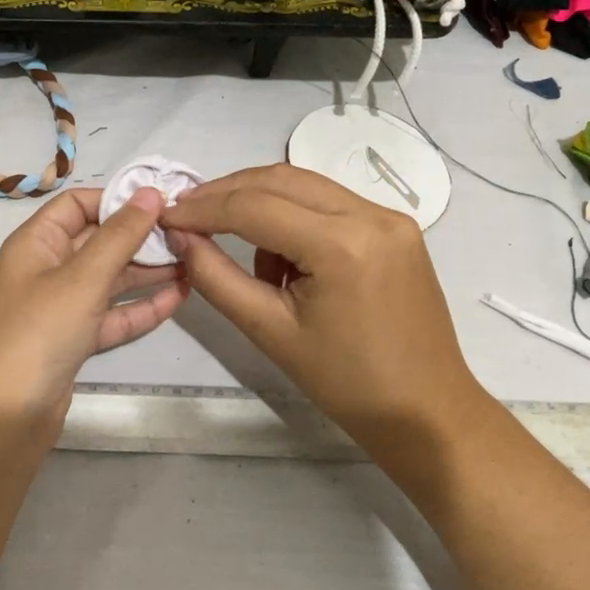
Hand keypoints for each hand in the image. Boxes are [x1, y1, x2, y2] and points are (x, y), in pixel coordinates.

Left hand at [0, 187, 188, 425]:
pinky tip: (179, 297)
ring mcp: (59, 307)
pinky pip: (111, 315)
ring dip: (147, 271)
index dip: (117, 198)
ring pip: (108, 279)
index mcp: (35, 243)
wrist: (5, 415)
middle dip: (139, 235)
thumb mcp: (82, 279)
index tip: (163, 200)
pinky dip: (141, 307)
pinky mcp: (73, 340)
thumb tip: (150, 192)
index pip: (77, 204)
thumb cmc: (38, 333)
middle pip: (96, 240)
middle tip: (189, 232)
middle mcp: (45, 269)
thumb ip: (120, 236)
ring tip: (193, 261)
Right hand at [159, 164, 485, 442]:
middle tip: (187, 215)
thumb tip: (179, 236)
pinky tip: (283, 259)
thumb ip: (216, 277)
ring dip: (260, 203)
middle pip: (279, 179)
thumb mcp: (269, 331)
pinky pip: (329, 203)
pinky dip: (293, 216)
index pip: (254, 207)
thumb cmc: (345, 382)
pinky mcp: (395, 228)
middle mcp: (371, 215)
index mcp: (342, 245)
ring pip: (304, 185)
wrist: (424, 410)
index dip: (203, 208)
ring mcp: (389, 218)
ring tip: (238, 251)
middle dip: (227, 193)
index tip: (165, 216)